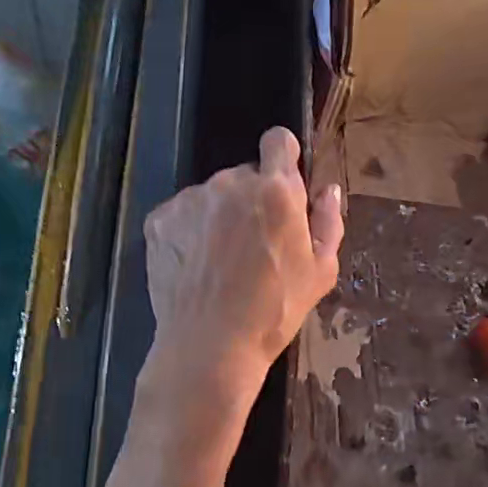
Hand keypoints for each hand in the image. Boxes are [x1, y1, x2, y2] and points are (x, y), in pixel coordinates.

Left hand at [143, 127, 343, 382]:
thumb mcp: (320, 272)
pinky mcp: (159, 220)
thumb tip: (327, 190)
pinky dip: (190, 232)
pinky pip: (182, 214)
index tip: (283, 181)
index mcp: (276, 189)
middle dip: (254, 199)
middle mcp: (230, 182)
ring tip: (222, 263)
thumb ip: (328, 222)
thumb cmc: (275, 311)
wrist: (210, 346)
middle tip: (255, 244)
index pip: (278, 140)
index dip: (283, 156)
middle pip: (246, 175)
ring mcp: (190, 200)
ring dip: (220, 216)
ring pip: (213, 196)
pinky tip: (197, 267)